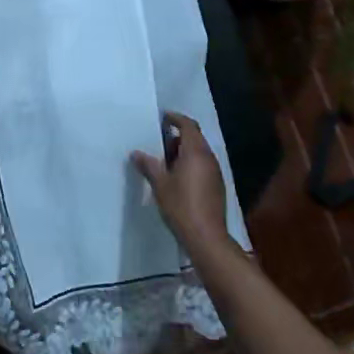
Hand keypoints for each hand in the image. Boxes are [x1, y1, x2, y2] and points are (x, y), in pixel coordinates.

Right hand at [131, 111, 231, 255]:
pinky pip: (202, 165)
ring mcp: (215, 171)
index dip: (176, 118)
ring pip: (199, 153)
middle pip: (195, 138)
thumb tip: (136, 153)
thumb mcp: (160, 185)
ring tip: (164, 162)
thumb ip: (149, 166)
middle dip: (177, 137)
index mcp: (196, 152)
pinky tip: (176, 178)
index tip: (163, 118)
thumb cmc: (181, 206)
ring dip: (183, 152)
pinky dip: (190, 164)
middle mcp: (208, 157)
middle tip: (158, 143)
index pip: (189, 125)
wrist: (206, 235)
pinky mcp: (216, 184)